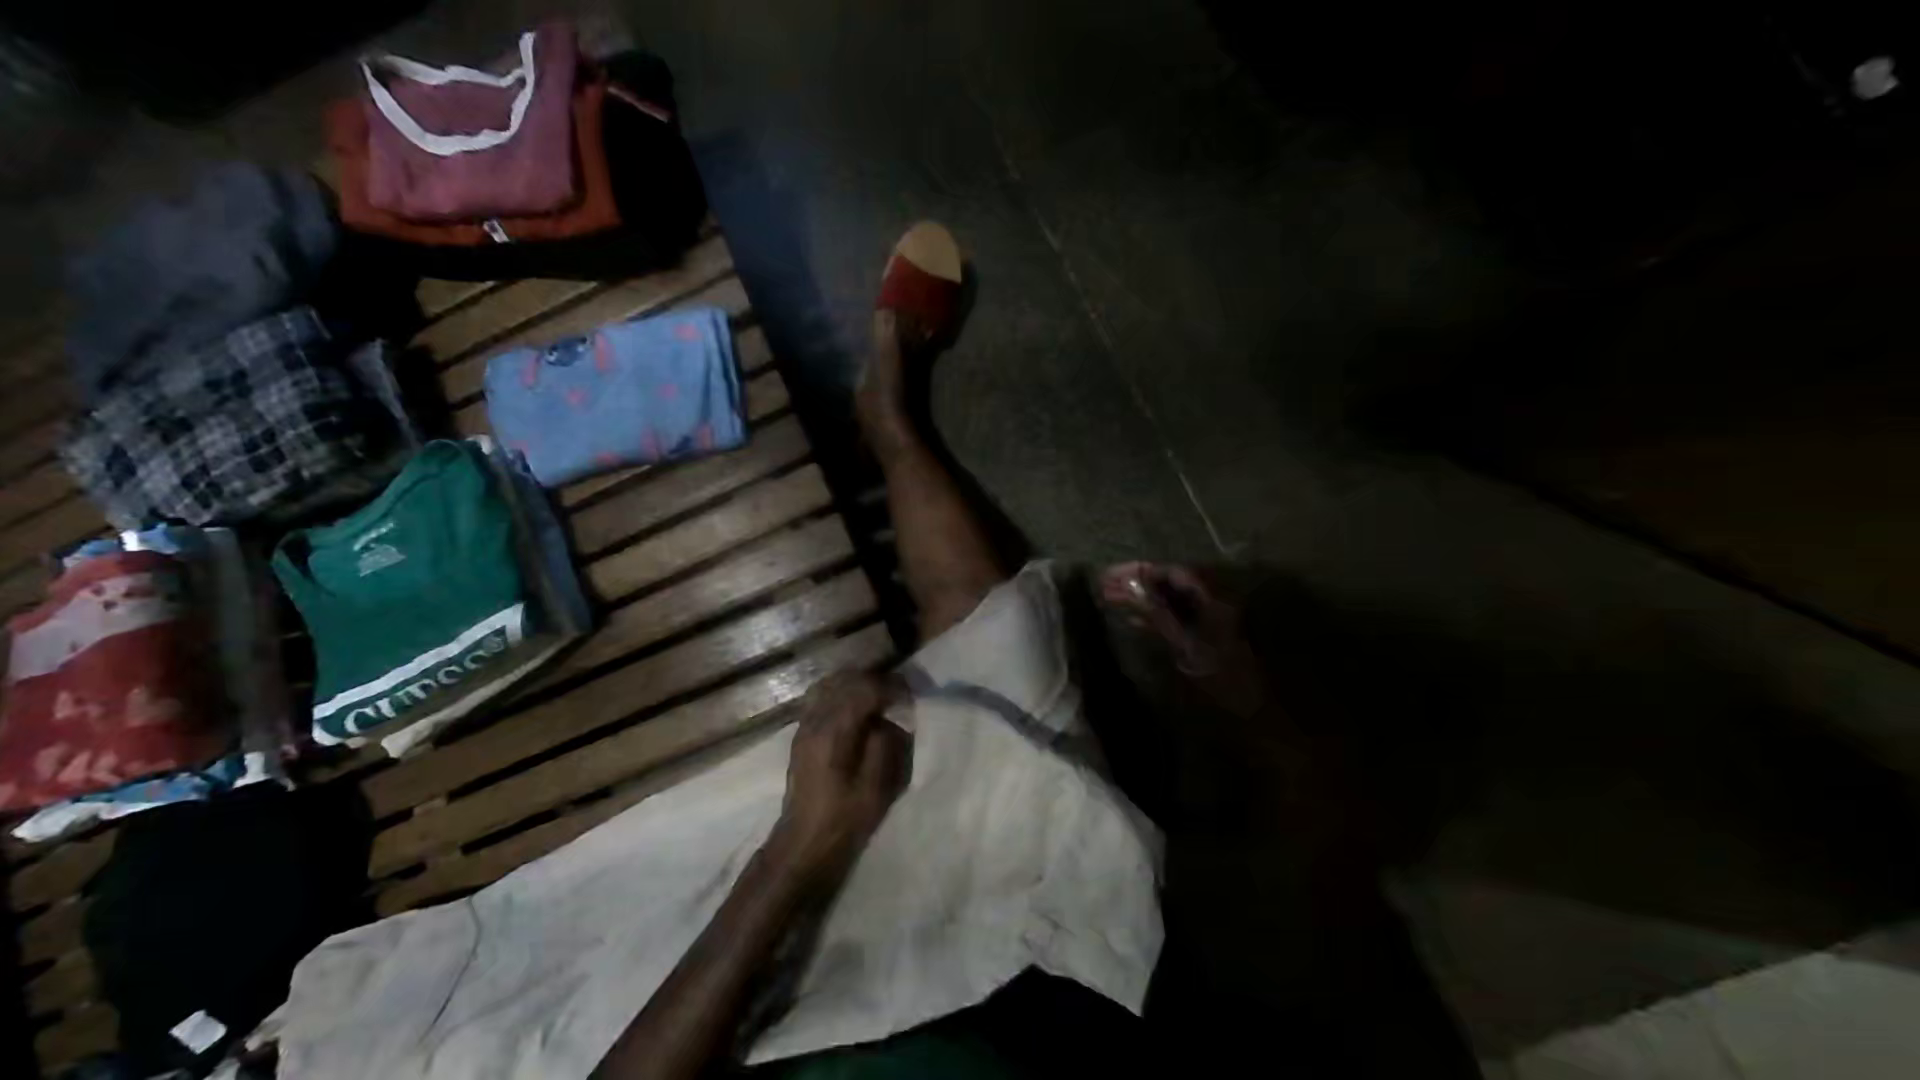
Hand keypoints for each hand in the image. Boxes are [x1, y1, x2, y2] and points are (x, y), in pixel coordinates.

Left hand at [766, 671, 911, 884]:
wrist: (805, 843)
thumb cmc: (845, 818)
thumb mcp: (877, 786)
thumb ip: (886, 744)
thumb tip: (889, 720)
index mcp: (834, 731)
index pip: (865, 689)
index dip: (891, 686)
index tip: (911, 696)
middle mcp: (815, 720)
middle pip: (846, 680)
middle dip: (876, 680)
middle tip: (899, 694)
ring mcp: (804, 725)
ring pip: (830, 684)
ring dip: (857, 683)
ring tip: (879, 696)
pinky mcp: (802, 733)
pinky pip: (821, 696)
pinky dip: (841, 692)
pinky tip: (856, 706)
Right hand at [1101, 562, 1265, 717]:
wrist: (1252, 714)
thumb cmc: (1222, 679)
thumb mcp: (1187, 645)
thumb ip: (1159, 615)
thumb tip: (1132, 587)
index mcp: (1215, 600)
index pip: (1176, 572)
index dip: (1143, 570)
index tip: (1112, 574)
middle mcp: (1214, 602)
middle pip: (1172, 582)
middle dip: (1139, 581)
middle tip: (1106, 583)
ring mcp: (1210, 619)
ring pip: (1171, 599)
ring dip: (1143, 598)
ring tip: (1111, 597)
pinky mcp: (1205, 635)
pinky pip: (1176, 616)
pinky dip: (1154, 614)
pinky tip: (1133, 618)